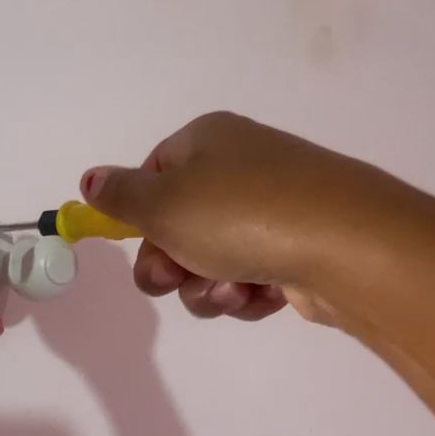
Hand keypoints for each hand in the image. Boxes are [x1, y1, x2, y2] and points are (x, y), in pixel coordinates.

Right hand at [80, 111, 416, 325]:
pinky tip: (260, 293)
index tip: (139, 241)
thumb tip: (90, 178)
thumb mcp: (162, 203)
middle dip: (170, 263)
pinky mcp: (295, 248)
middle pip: (175, 226)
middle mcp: (239, 168)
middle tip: (175, 275)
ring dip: (204, 286)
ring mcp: (270, 209)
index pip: (153, 175)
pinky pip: (247, 276)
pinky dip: (245, 292)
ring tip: (230, 288)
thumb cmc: (240, 215)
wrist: (345, 245)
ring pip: (207, 260)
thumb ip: (119, 196)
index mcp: (206, 142)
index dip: (139, 216)